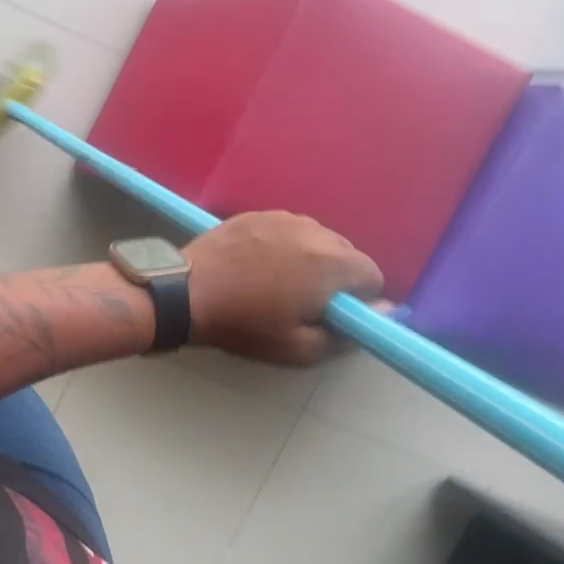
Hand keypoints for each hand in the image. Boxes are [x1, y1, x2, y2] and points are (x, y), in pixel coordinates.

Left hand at [182, 211, 384, 365]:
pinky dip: (280, 246)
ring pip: (313, 239)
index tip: (331, 314)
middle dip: (333, 278)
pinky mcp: (251, 215)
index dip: (358, 300)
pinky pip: (283, 230)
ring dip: (307, 259)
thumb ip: (349, 333)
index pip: (371, 276)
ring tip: (275, 283)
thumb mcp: (301, 349)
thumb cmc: (243, 323)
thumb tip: (380, 311)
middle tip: (301, 301)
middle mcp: (312, 229)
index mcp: (332, 260)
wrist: (182, 293)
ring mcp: (278, 217)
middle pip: (344, 253)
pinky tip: (256, 265)